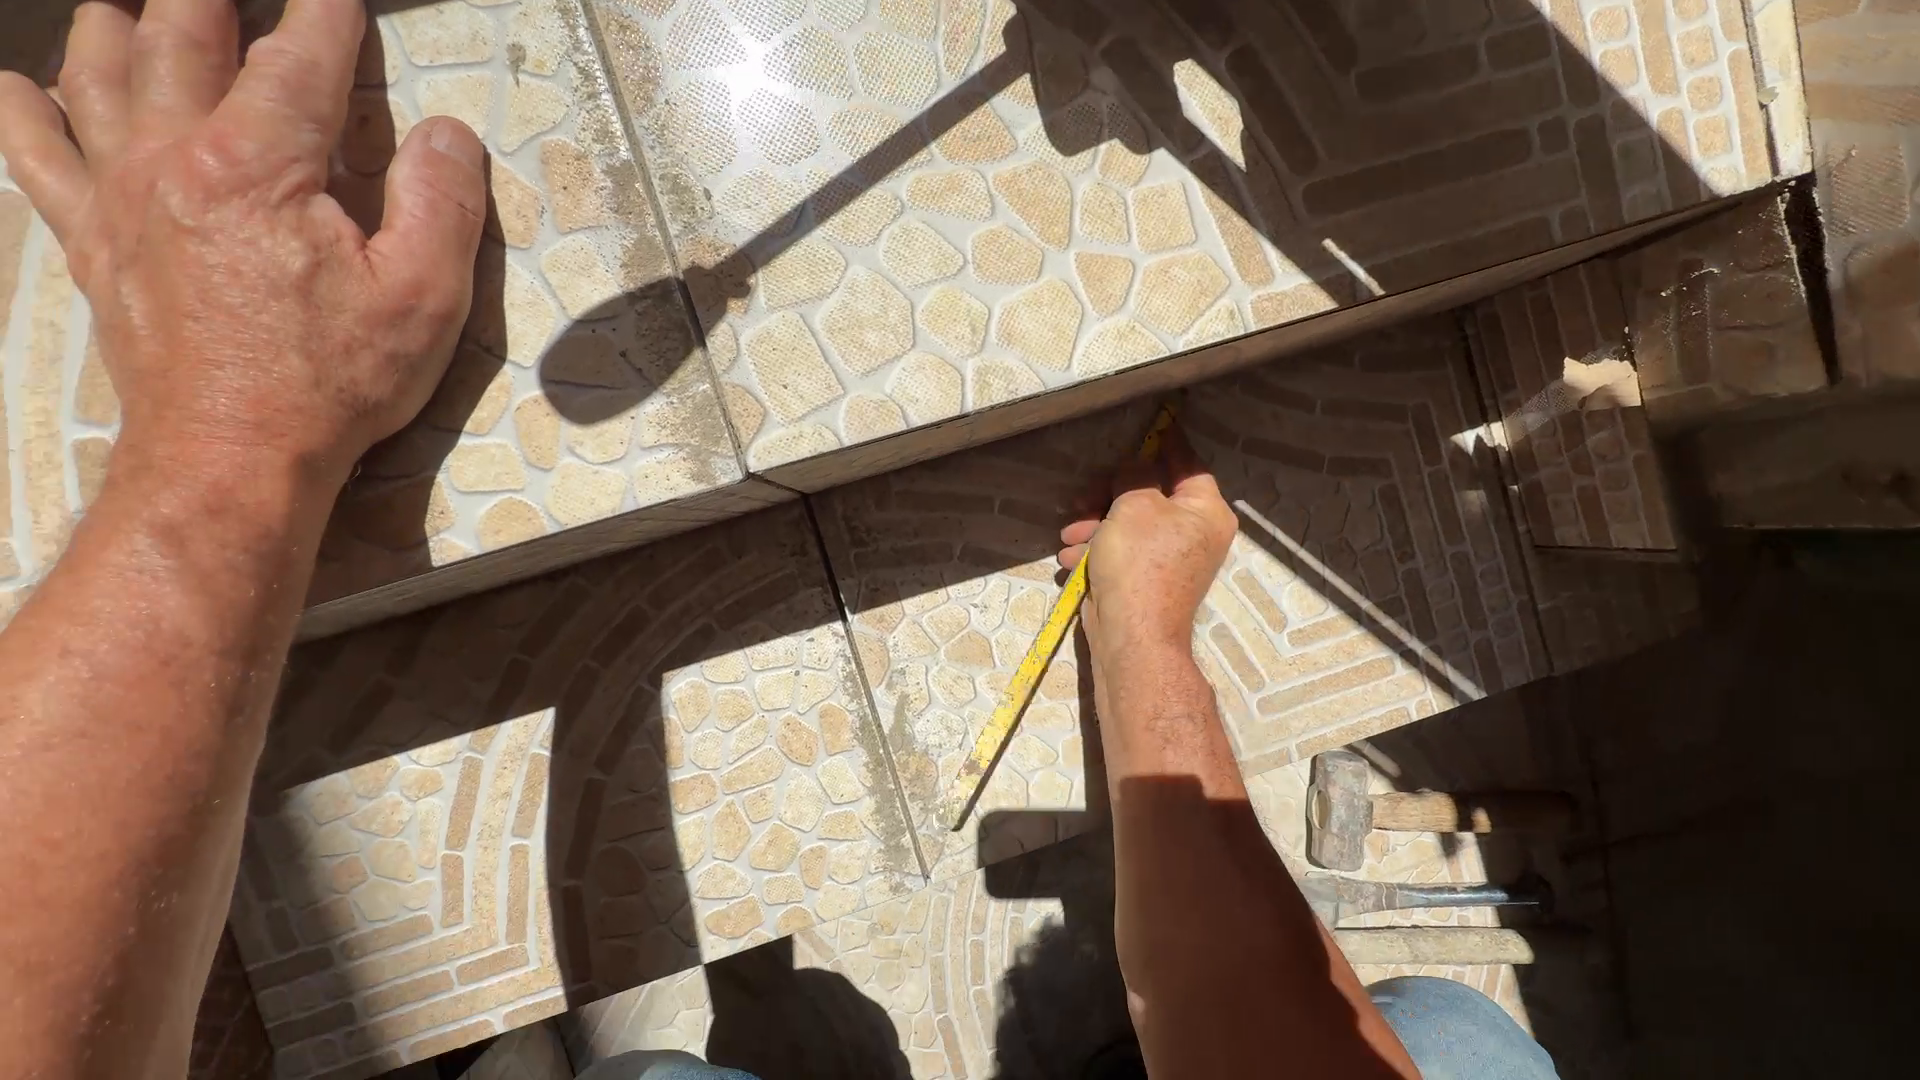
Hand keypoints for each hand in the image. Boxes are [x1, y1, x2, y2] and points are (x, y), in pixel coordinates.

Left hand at [0, 0, 485, 488]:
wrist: (234, 452)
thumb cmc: (340, 378)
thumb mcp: (426, 299)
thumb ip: (441, 206)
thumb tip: (448, 132)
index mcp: (259, 169)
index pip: (295, 66)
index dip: (324, 21)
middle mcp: (171, 159)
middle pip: (177, 43)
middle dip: (206, 0)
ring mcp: (118, 196)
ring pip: (97, 76)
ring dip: (118, 26)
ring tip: (133, 4)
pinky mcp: (92, 241)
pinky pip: (34, 153)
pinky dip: (27, 109)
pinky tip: (24, 86)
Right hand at [1058, 425, 1238, 654]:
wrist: (1132, 634)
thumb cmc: (1139, 561)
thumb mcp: (1135, 505)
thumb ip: (1136, 476)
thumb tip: (1137, 466)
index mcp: (1205, 510)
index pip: (1187, 464)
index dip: (1165, 444)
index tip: (1154, 424)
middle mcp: (1194, 533)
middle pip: (1149, 496)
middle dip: (1109, 497)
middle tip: (1083, 498)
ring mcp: (1169, 559)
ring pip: (1127, 525)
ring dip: (1094, 526)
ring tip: (1069, 536)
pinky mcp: (1144, 580)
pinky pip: (1120, 553)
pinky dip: (1096, 552)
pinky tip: (1072, 559)